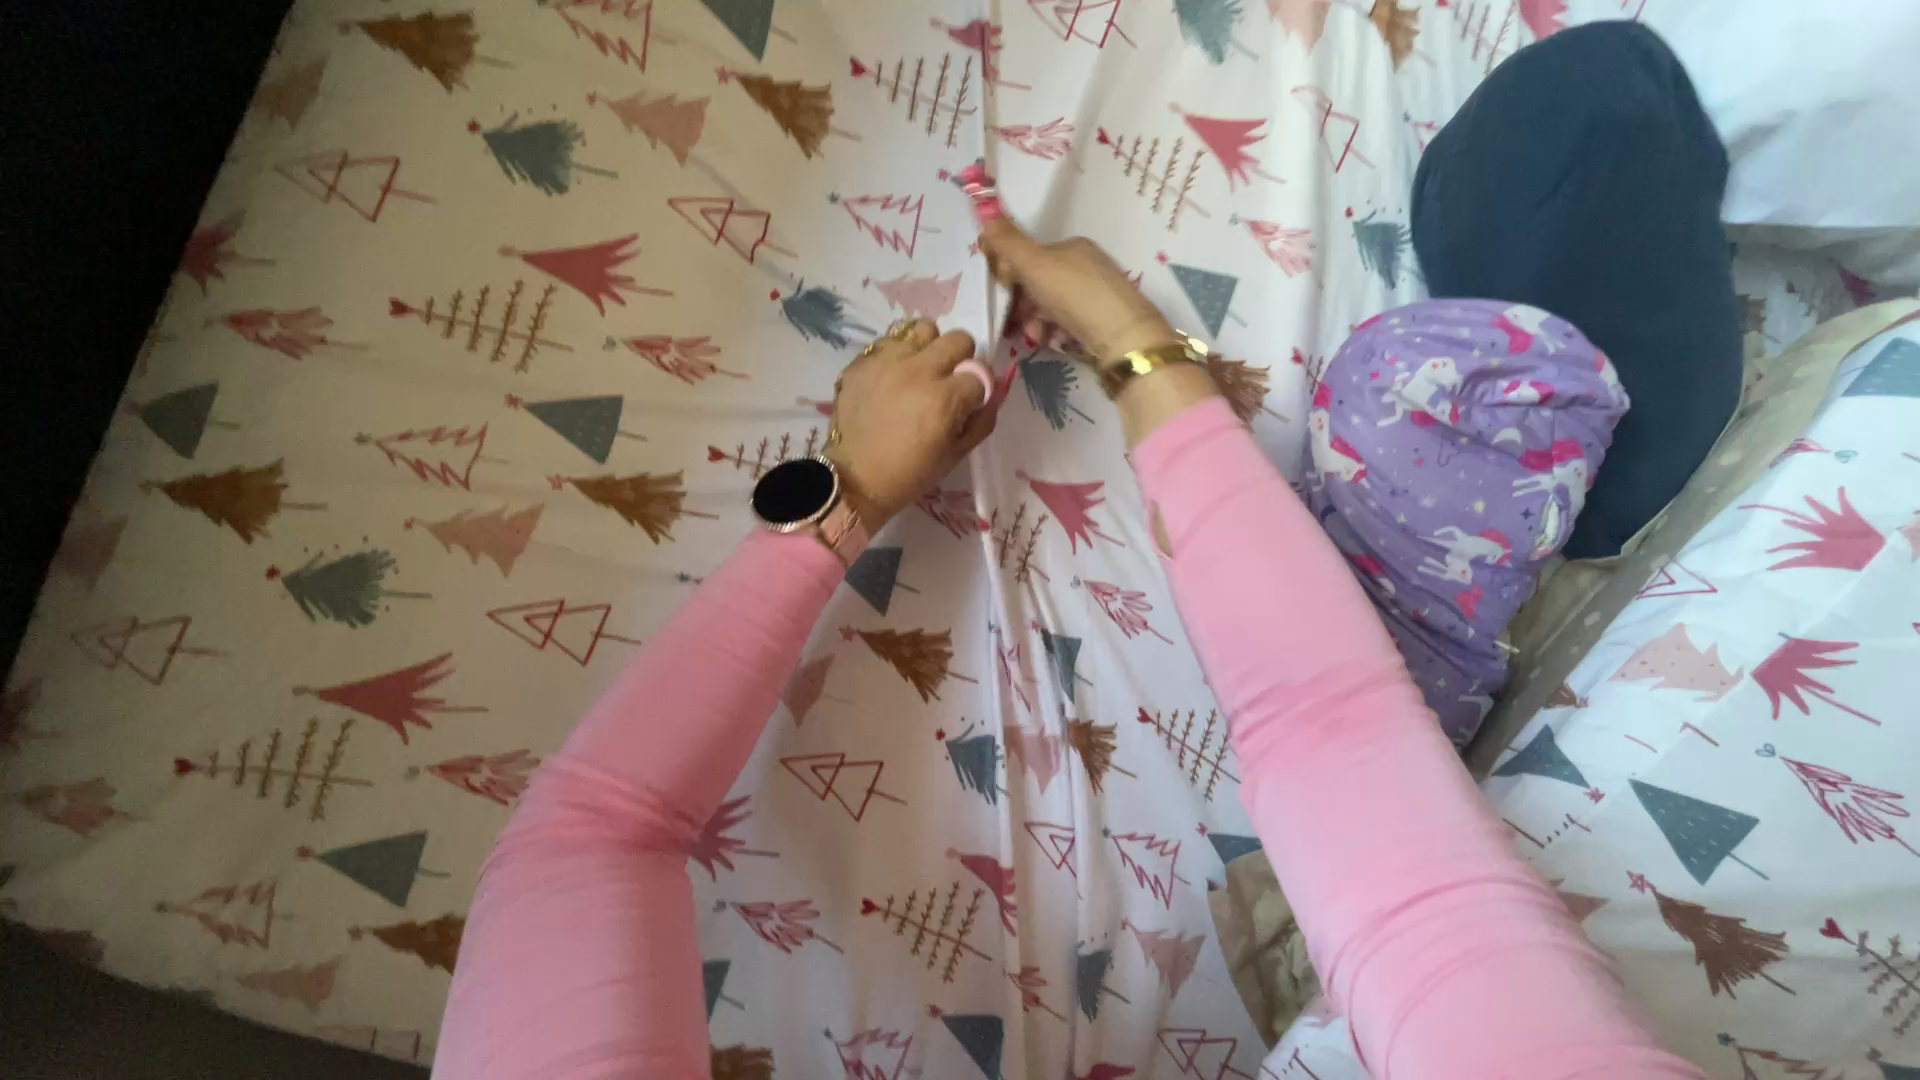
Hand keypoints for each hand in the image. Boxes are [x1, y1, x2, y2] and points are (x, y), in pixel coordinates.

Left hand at [826, 319, 998, 530]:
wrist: (856, 479)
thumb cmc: (911, 473)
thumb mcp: (957, 454)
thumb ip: (982, 420)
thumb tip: (992, 391)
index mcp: (944, 399)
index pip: (980, 374)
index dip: (977, 390)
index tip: (967, 403)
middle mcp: (917, 371)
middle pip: (959, 339)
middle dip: (960, 360)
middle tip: (946, 382)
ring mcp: (886, 362)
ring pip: (924, 329)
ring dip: (929, 348)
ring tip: (919, 372)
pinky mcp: (862, 361)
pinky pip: (890, 341)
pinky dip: (898, 356)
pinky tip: (891, 380)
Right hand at [977, 217, 1220, 448]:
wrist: (1122, 337)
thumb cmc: (1075, 294)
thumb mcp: (1035, 263)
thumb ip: (1008, 243)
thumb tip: (984, 213)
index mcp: (1072, 247)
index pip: (1030, 256)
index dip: (1010, 273)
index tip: (1002, 291)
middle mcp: (1085, 267)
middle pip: (1039, 285)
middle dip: (1022, 304)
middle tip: (1016, 320)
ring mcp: (1094, 297)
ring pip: (1050, 309)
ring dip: (1034, 323)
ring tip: (1035, 335)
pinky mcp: (1100, 325)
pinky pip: (1065, 327)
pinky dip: (1054, 334)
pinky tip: (1053, 342)